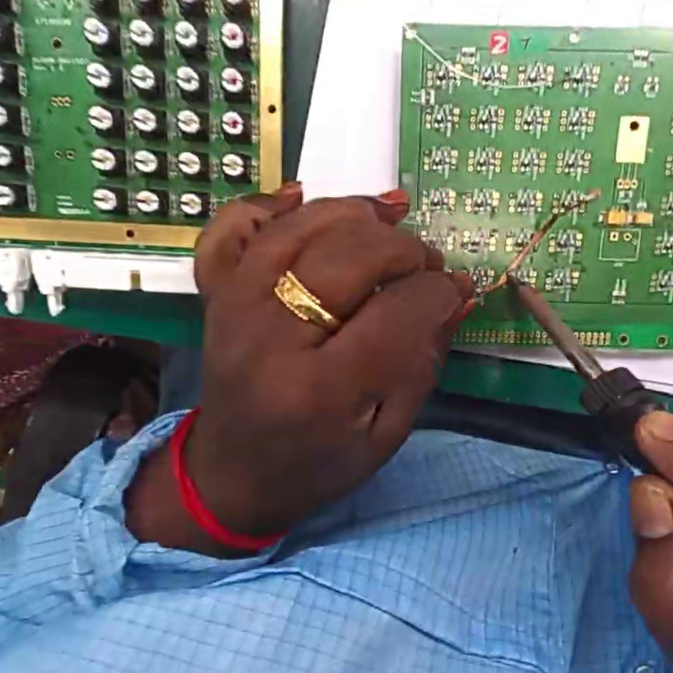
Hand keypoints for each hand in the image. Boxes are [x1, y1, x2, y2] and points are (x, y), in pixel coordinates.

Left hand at [127, 185, 474, 554]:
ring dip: (351, 213)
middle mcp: (269, 338)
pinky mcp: (215, 295)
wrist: (232, 473)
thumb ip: (422, 364)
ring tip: (389, 221)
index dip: (438, 292)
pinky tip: (300, 199)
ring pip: (296, 229)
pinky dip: (265, 205)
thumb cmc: (316, 464)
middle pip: (347, 257)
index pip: (395, 314)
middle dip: (403, 250)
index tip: (455, 289)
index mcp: (318, 391)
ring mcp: (234, 308)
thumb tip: (457, 294)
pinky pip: (230, 231)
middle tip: (425, 265)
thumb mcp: (384, 434)